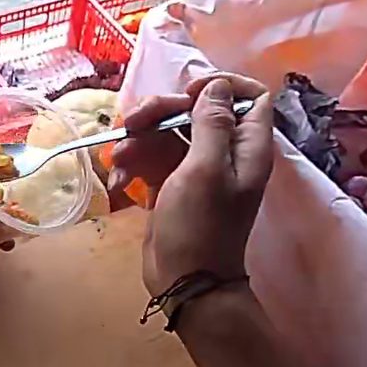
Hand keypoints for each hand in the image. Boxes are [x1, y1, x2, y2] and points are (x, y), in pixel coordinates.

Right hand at [110, 74, 273, 295]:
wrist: (184, 281)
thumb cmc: (200, 225)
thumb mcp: (206, 169)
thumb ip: (212, 124)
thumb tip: (214, 85)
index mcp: (245, 146)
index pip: (248, 97)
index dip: (219, 87)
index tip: (187, 94)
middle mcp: (223, 152)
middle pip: (193, 110)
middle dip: (159, 113)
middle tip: (131, 124)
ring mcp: (194, 169)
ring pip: (165, 133)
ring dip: (137, 142)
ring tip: (118, 162)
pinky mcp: (170, 184)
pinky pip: (150, 159)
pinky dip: (133, 166)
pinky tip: (120, 183)